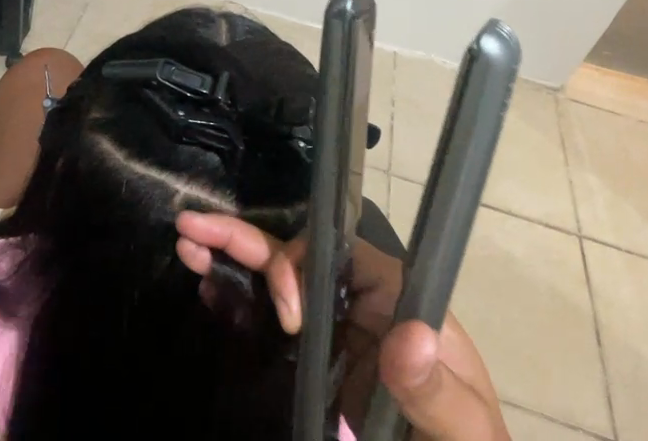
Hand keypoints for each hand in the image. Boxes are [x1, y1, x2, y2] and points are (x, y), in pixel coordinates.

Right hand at [173, 212, 508, 440]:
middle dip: (242, 238)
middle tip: (190, 228)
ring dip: (229, 256)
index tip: (288, 319)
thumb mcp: (462, 428)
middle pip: (296, 254)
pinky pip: (271, 315)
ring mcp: (336, 325)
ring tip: (185, 246)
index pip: (337, 253)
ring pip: (277, 276)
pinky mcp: (317, 355)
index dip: (299, 265)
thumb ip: (434, 389)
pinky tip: (205, 289)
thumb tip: (408, 336)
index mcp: (395, 299)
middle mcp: (360, 300)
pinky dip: (236, 296)